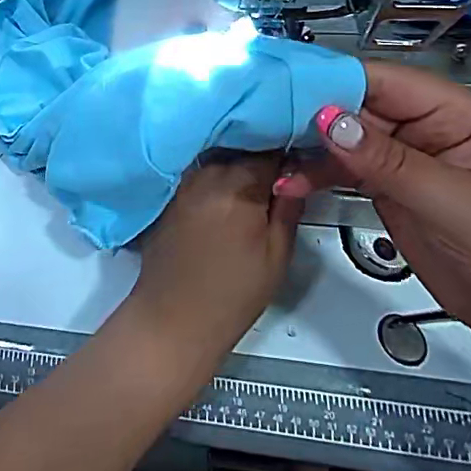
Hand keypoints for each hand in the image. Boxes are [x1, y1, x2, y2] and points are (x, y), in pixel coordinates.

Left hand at [123, 154, 303, 359]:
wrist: (172, 318)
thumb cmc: (231, 294)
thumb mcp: (276, 255)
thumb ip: (289, 209)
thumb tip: (298, 178)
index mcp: (238, 186)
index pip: (271, 152)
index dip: (289, 160)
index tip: (299, 173)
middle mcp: (208, 175)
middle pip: (244, 152)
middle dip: (263, 163)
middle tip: (279, 188)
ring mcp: (186, 182)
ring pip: (222, 161)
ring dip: (238, 170)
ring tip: (253, 197)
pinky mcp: (172, 194)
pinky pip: (202, 175)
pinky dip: (217, 181)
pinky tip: (225, 205)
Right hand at [291, 63, 470, 348]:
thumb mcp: (464, 208)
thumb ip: (395, 163)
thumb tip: (332, 120)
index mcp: (461, 114)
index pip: (387, 80)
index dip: (335, 80)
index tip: (286, 86)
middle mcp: (430, 127)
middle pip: (359, 103)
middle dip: (312, 110)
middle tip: (263, 118)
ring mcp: (409, 158)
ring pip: (347, 134)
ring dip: (309, 143)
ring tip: (271, 151)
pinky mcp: (392, 187)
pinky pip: (347, 167)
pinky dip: (318, 172)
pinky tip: (292, 179)